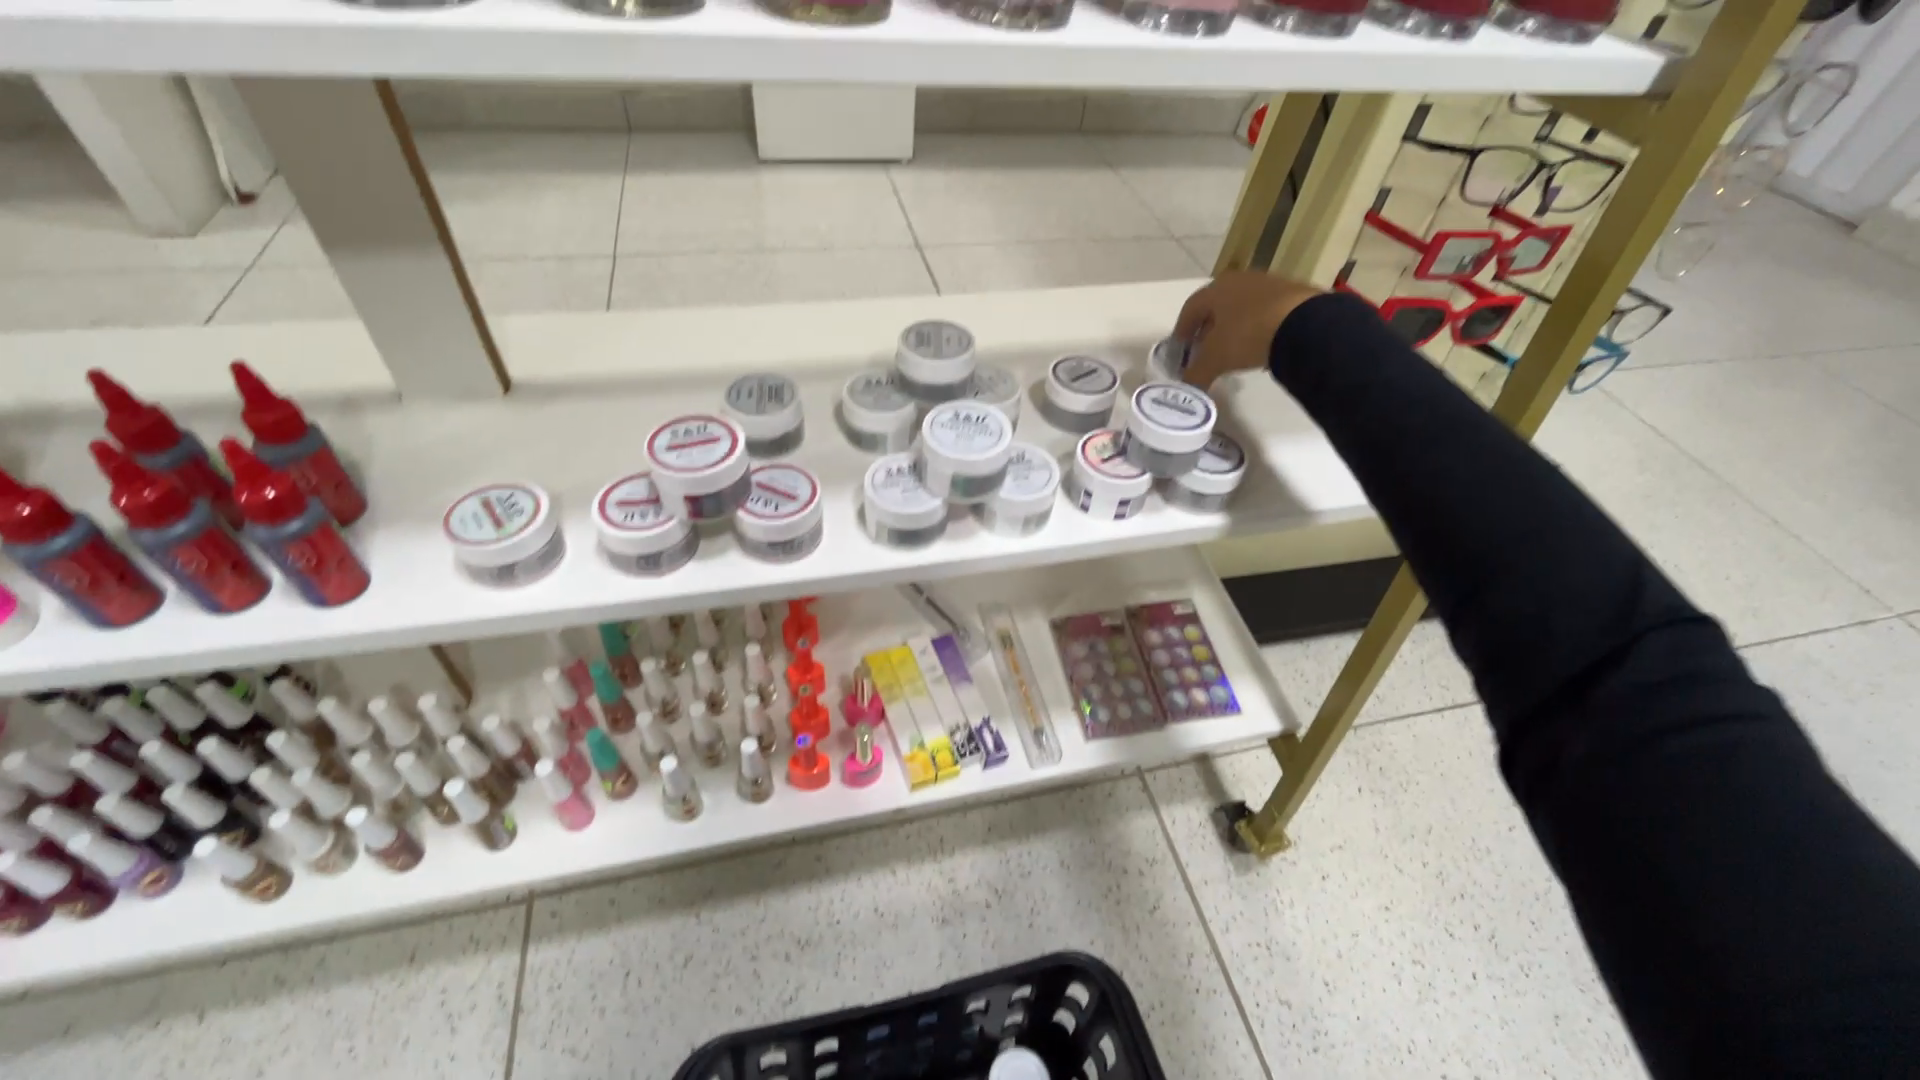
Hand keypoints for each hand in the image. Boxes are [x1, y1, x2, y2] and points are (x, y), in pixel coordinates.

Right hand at [1173, 271, 1322, 390]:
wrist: (1305, 323)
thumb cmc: (1247, 334)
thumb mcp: (1216, 358)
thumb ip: (1196, 372)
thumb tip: (1186, 387)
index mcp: (1216, 289)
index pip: (1190, 309)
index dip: (1182, 331)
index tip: (1180, 350)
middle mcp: (1240, 280)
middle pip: (1216, 306)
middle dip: (1207, 330)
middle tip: (1205, 352)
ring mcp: (1269, 284)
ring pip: (1242, 308)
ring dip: (1233, 328)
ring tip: (1233, 351)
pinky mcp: (1293, 293)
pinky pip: (1265, 312)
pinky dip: (1256, 327)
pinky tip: (1260, 345)